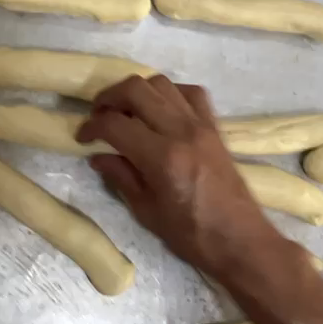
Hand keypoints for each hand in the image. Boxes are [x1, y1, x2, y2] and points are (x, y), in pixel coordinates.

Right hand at [77, 76, 291, 284]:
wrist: (240, 240)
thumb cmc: (191, 235)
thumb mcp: (146, 212)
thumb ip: (121, 178)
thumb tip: (99, 157)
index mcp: (161, 157)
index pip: (115, 124)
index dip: (91, 126)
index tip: (82, 137)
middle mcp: (181, 131)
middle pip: (136, 89)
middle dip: (109, 97)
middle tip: (98, 116)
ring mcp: (201, 124)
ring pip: (162, 83)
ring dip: (137, 91)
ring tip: (126, 111)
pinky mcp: (215, 126)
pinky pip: (189, 92)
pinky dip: (169, 93)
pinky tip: (159, 111)